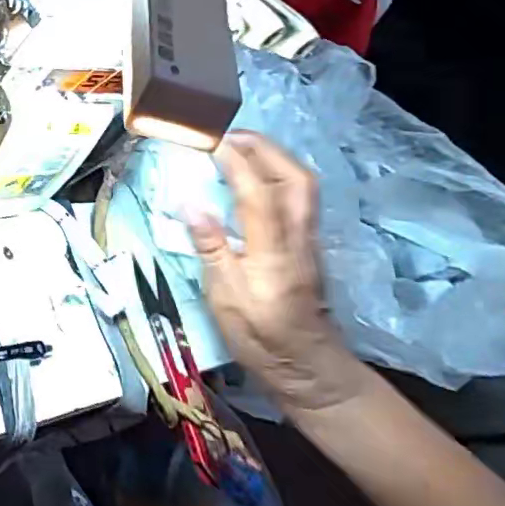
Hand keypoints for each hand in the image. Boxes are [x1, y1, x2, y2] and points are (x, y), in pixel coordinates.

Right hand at [186, 132, 369, 415]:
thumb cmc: (263, 340)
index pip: (258, 194)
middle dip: (264, 148)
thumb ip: (211, 250)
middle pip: (295, 179)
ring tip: (238, 144)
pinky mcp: (307, 245)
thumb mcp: (226, 301)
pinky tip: (253, 173)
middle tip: (226, 133)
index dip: (235, 162)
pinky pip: (298, 196)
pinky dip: (276, 172)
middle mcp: (298, 239)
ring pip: (302, 185)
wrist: (314, 372)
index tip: (208, 141)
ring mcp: (308, 241)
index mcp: (274, 253)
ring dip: (273, 156)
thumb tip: (190, 204)